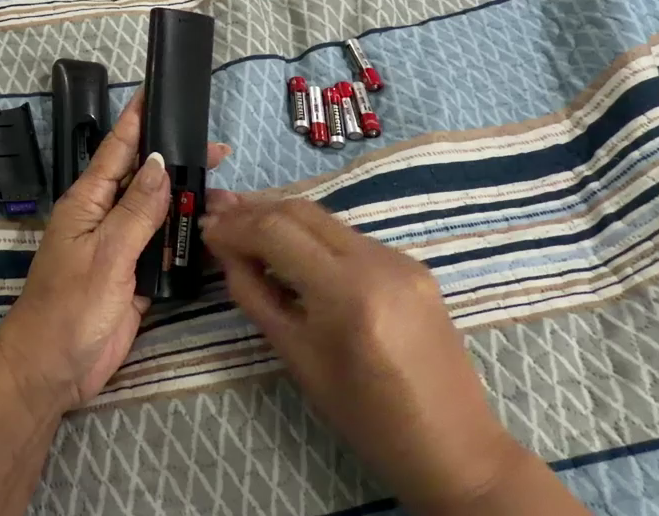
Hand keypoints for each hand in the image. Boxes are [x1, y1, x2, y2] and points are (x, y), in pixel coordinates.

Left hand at [0, 94, 227, 410]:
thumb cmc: (70, 306)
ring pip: (160, 215)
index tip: (155, 93)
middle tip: (221, 149)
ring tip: (230, 195)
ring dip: (190, 204)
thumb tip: (159, 162)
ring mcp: (120, 248)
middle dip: (178, 163)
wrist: (54, 367)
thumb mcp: (106, 254)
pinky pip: (165, 249)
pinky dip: (189, 241)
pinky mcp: (135, 277)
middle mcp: (104, 218)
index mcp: (86, 203)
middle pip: (145, 180)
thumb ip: (136, 210)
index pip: (114, 152)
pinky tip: (216, 234)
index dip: (135, 122)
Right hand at [201, 193, 558, 514]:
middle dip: (252, 210)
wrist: (455, 448)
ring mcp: (401, 261)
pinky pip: (347, 236)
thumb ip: (254, 293)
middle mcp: (378, 263)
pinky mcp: (412, 267)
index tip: (204, 230)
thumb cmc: (364, 415)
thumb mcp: (294, 355)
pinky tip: (289, 250)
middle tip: (216, 218)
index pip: (275, 231)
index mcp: (348, 293)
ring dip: (279, 218)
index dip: (233, 225)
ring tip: (243, 227)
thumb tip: (224, 250)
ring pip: (323, 218)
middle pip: (299, 211)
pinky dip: (310, 235)